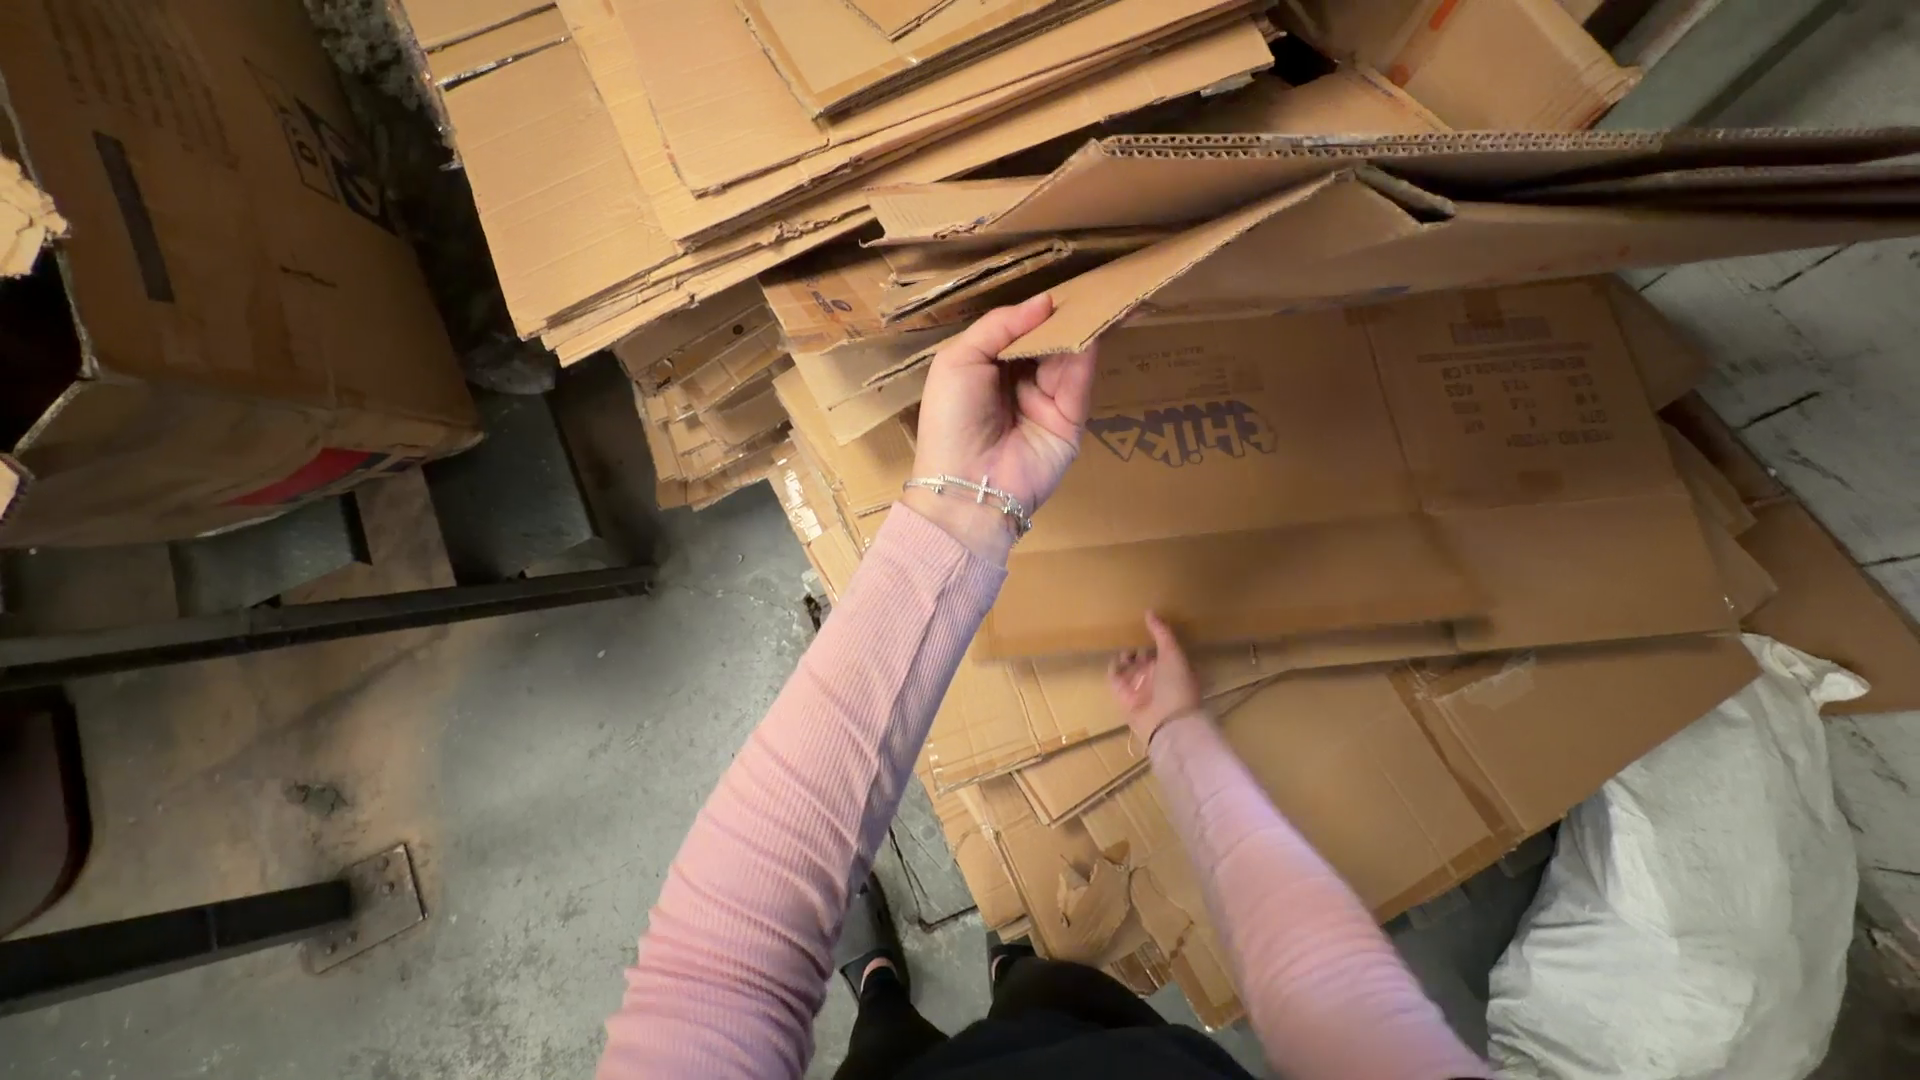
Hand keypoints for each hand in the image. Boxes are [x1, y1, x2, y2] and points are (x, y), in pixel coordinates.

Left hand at [904, 294, 1096, 563]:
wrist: (966, 484)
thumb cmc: (949, 421)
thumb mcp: (959, 360)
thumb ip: (999, 325)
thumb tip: (1045, 300)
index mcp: (987, 368)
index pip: (1019, 330)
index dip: (1036, 308)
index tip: (1057, 280)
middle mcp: (1018, 383)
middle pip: (1048, 340)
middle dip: (1064, 314)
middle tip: (1087, 281)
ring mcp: (1046, 402)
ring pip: (1068, 356)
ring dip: (1080, 328)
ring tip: (1096, 294)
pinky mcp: (1070, 422)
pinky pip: (1080, 382)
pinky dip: (1087, 354)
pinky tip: (1092, 326)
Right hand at [1108, 612, 1203, 745]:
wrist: (1167, 722)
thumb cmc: (1176, 685)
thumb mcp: (1173, 654)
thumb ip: (1162, 633)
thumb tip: (1149, 611)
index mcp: (1174, 667)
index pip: (1162, 649)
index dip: (1155, 638)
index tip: (1145, 624)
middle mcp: (1157, 677)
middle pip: (1144, 657)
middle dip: (1138, 646)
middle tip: (1130, 632)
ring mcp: (1140, 687)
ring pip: (1129, 666)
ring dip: (1125, 656)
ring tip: (1124, 648)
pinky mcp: (1124, 696)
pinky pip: (1116, 678)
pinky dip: (1114, 669)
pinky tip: (1115, 660)